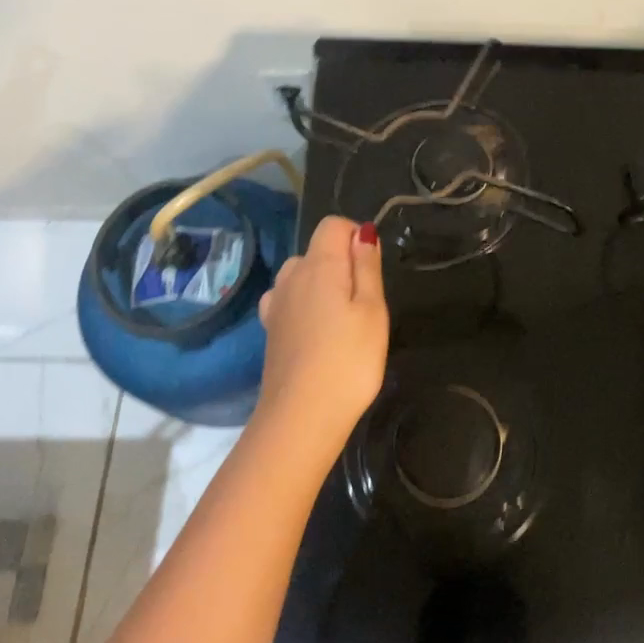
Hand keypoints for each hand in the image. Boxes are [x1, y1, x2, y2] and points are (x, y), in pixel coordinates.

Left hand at [256, 216, 389, 438]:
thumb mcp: (373, 311)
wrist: (301, 417)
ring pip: (302, 277)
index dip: (356, 236)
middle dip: (342, 264)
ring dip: (323, 287)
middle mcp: (290, 276)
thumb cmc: (349, 361)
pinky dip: (305, 306)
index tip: (373, 269)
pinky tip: (317, 334)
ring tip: (343, 323)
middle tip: (365, 305)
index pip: (332, 225)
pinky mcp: (270, 330)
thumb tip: (363, 232)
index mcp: (318, 265)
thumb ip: (367, 267)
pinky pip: (290, 301)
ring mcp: (276, 304)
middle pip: (317, 251)